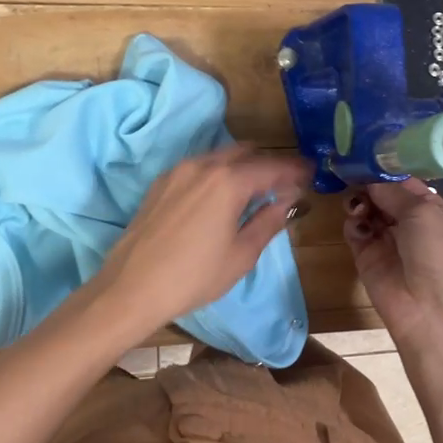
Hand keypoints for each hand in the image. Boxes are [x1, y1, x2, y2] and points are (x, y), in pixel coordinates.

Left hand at [92, 146, 306, 329]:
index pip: (272, 167)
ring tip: (256, 190)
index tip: (311, 173)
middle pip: (246, 154)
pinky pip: (199, 168)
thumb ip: (268, 222)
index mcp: (229, 182)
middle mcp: (203, 166)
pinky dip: (218, 174)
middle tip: (286, 183)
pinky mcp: (160, 184)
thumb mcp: (241, 255)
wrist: (131, 288)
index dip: (295, 169)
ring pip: (220, 158)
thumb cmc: (193, 277)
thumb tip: (288, 202)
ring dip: (243, 167)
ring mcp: (178, 172)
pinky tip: (222, 197)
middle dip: (268, 165)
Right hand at [343, 177, 442, 344]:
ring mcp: (386, 238)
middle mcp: (408, 221)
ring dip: (360, 202)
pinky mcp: (366, 255)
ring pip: (366, 209)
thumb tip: (369, 176)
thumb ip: (392, 191)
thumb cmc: (436, 254)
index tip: (363, 153)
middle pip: (381, 193)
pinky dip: (353, 223)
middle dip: (368, 183)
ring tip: (359, 206)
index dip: (385, 168)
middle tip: (352, 174)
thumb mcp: (422, 213)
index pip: (403, 181)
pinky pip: (355, 230)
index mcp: (430, 208)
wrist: (429, 309)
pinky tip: (358, 224)